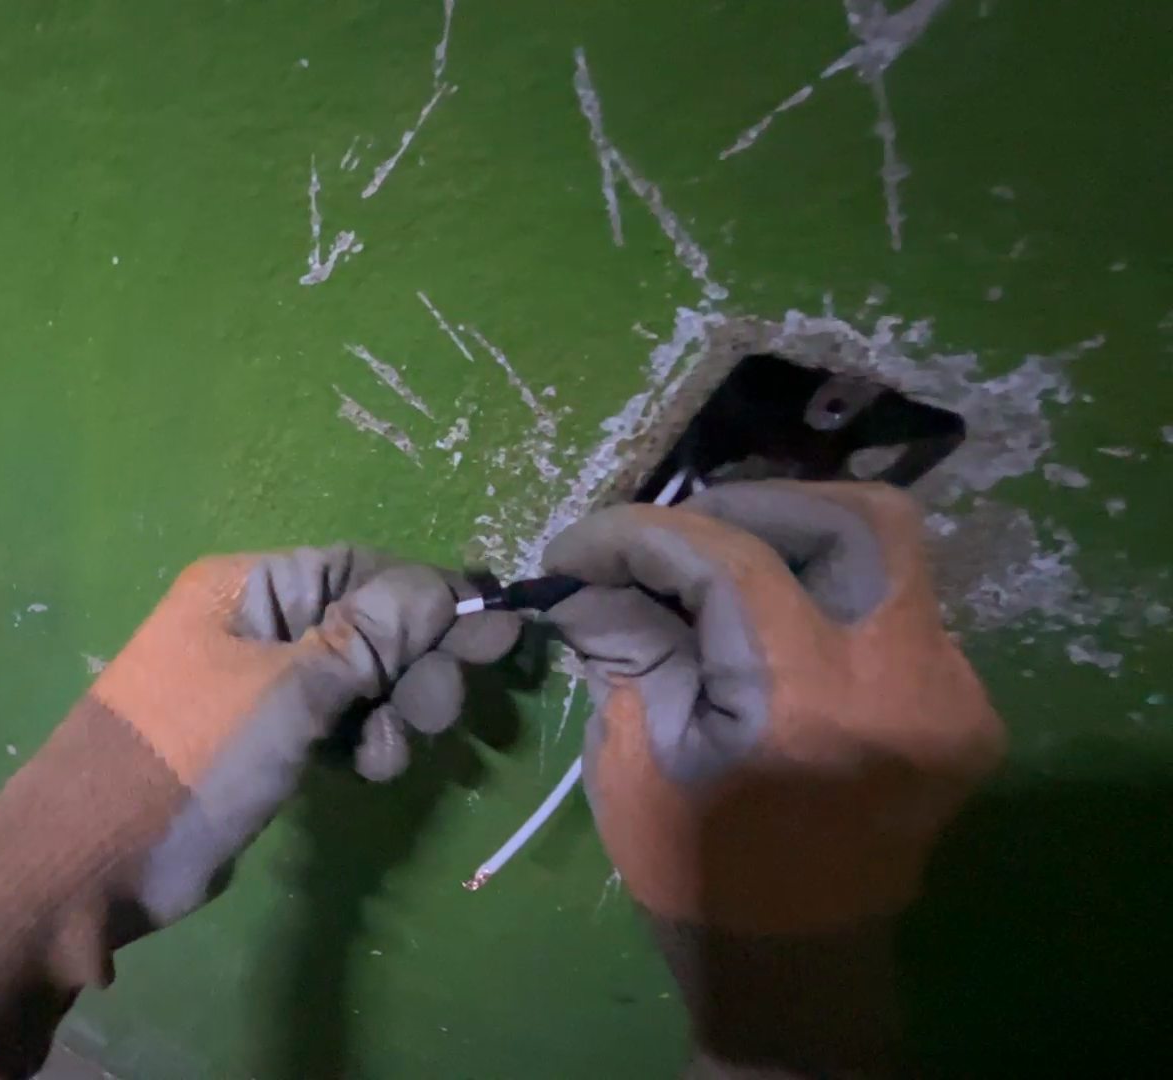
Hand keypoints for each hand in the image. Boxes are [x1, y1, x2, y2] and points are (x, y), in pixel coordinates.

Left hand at [0, 547, 518, 1076]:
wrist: (92, 858)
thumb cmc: (188, 757)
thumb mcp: (286, 692)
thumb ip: (370, 636)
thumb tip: (447, 583)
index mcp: (248, 586)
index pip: (357, 567)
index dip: (426, 595)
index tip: (492, 629)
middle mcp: (253, 621)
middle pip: (362, 621)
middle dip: (411, 661)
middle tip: (437, 710)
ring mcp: (256, 680)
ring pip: (355, 675)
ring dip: (388, 707)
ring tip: (381, 751)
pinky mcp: (261, 733)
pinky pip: (332, 718)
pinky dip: (358, 737)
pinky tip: (363, 767)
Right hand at [540, 481, 1004, 1074]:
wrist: (790, 950)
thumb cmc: (689, 861)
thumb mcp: (628, 750)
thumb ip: (617, 643)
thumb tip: (581, 579)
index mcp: (806, 709)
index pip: (728, 562)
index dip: (636, 534)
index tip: (574, 548)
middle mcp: (907, 685)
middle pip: (854, 519)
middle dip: (734, 504)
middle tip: (657, 537)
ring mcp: (949, 689)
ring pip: (885, 543)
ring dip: (775, 528)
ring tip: (695, 558)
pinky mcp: (951, 696)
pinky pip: (883, 591)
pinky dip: (803, 571)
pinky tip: (740, 603)